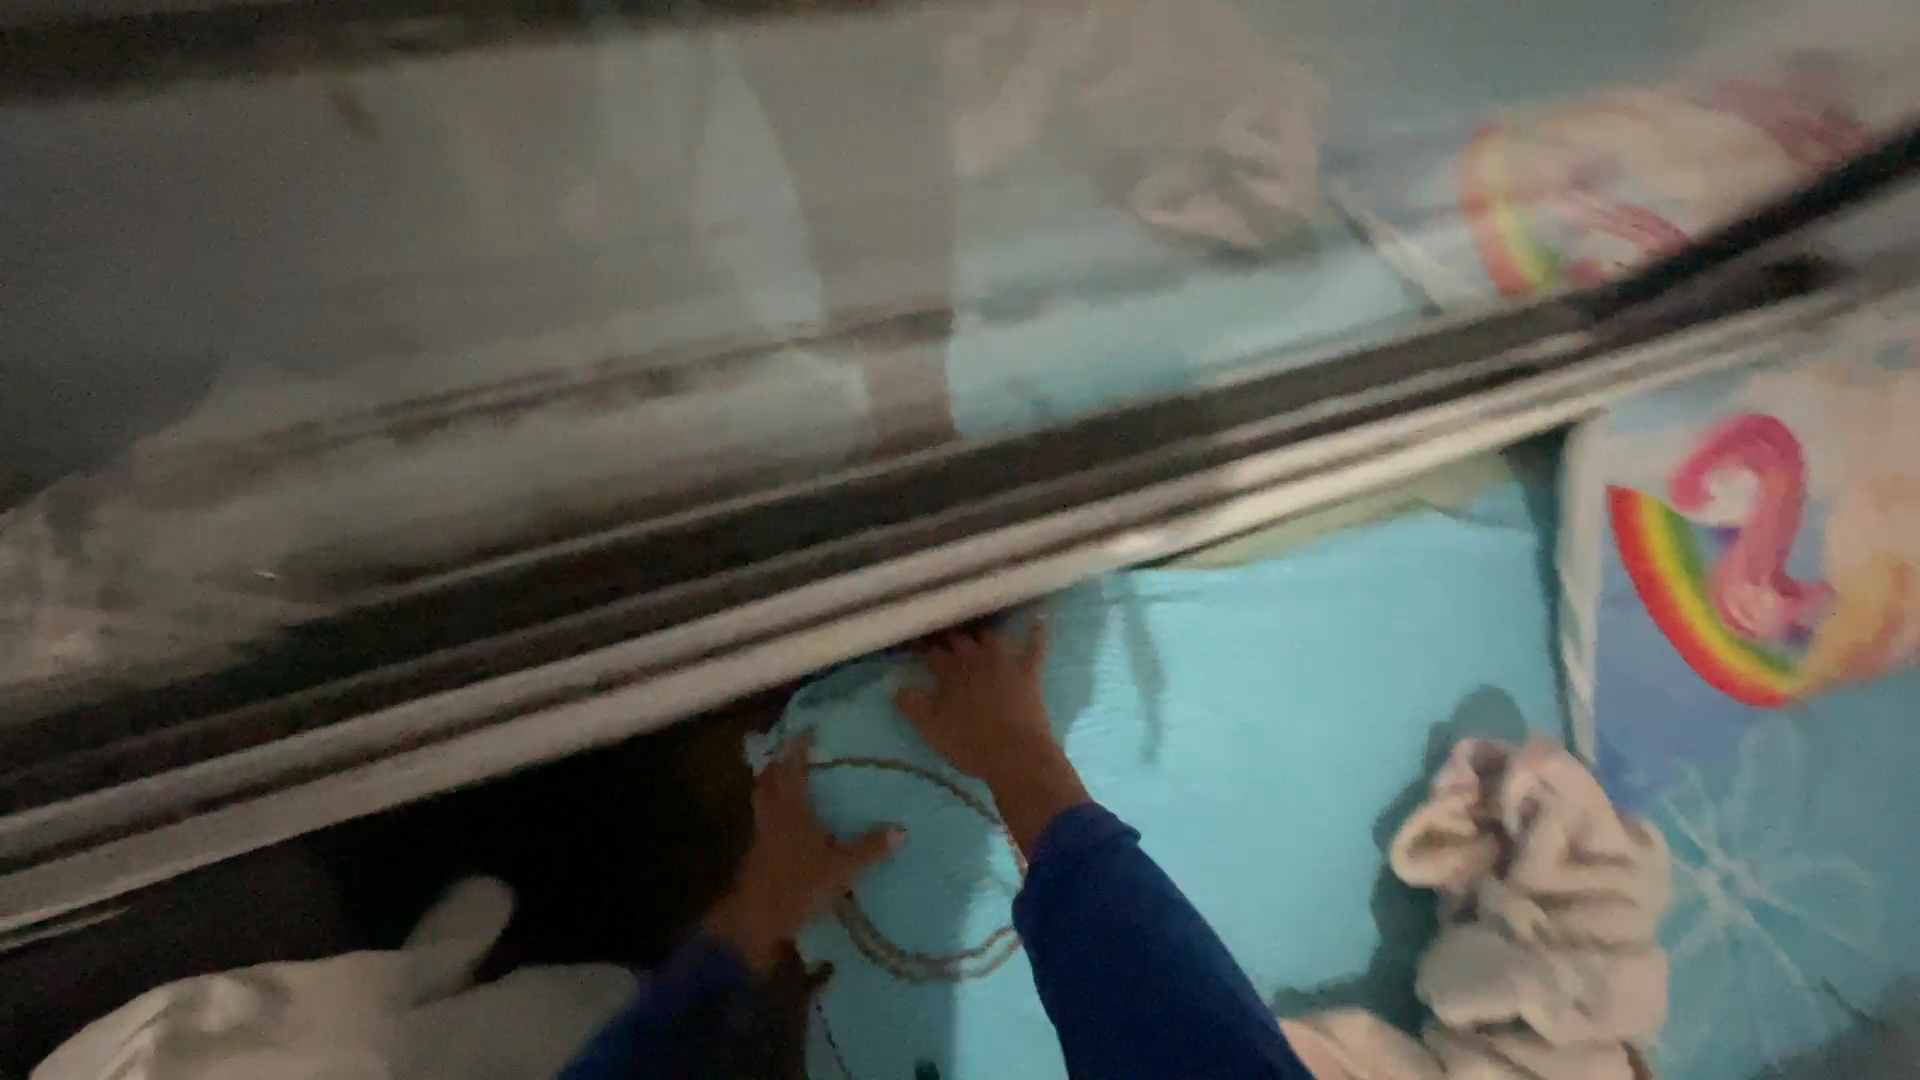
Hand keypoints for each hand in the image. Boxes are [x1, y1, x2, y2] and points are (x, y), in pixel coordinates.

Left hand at [705, 736, 902, 971]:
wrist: (755, 921)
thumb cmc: (798, 886)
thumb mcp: (841, 868)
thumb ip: (870, 848)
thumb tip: (901, 829)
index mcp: (792, 810)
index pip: (792, 769)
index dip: (797, 748)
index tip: (806, 730)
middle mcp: (774, 815)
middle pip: (769, 778)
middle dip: (779, 760)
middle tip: (792, 749)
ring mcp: (762, 834)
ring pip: (762, 797)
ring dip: (771, 781)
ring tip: (784, 775)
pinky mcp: (757, 853)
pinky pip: (763, 817)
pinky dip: (771, 807)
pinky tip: (784, 817)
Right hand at [893, 619, 1055, 782]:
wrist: (1016, 755)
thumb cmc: (970, 744)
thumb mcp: (931, 728)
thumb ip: (912, 705)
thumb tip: (897, 687)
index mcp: (951, 672)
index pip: (933, 653)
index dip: (924, 647)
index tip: (917, 643)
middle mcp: (976, 659)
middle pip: (960, 640)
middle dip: (949, 635)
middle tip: (942, 633)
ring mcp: (1005, 662)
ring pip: (991, 637)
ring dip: (982, 632)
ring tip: (975, 630)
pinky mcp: (1028, 672)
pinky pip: (1035, 647)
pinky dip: (1036, 633)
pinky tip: (1040, 619)